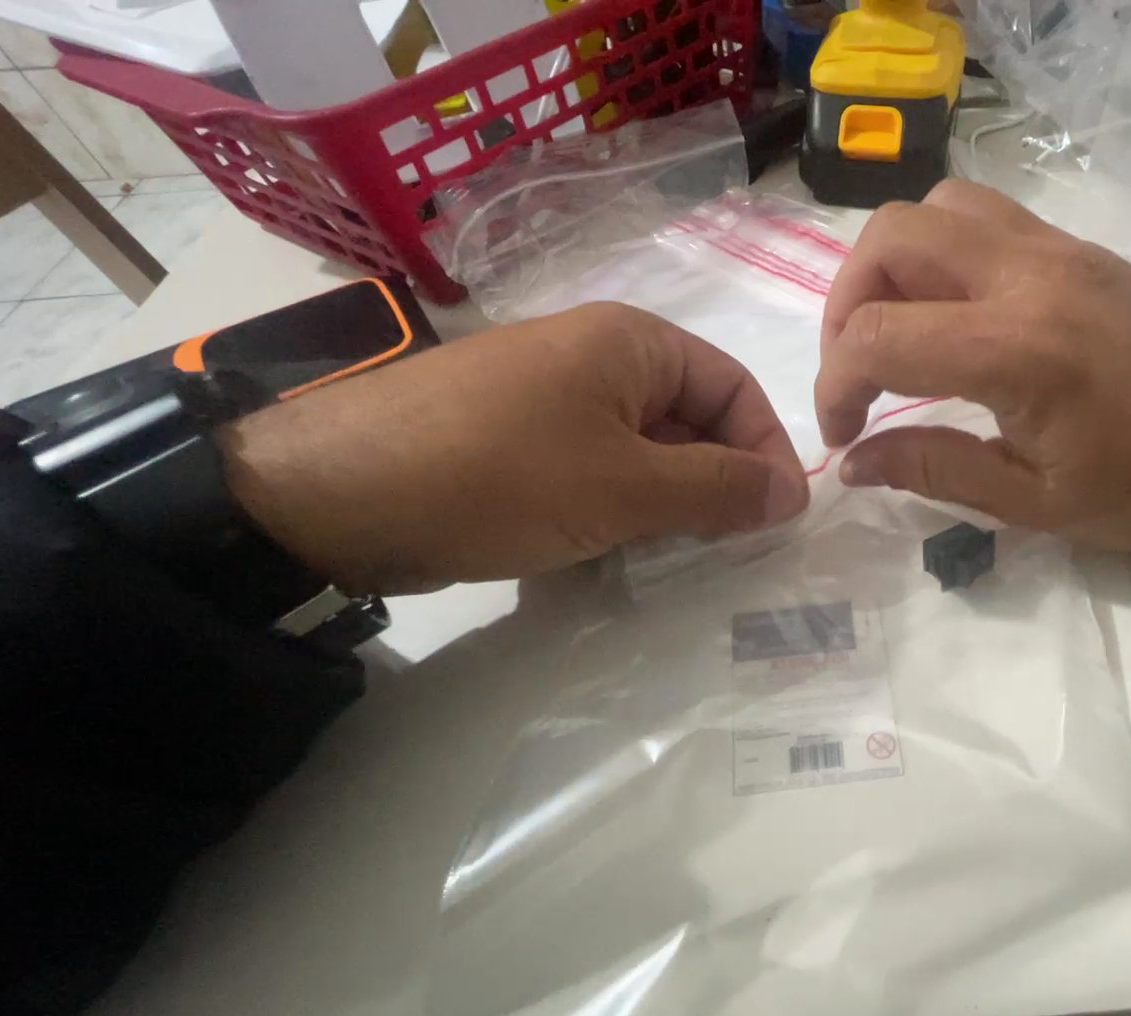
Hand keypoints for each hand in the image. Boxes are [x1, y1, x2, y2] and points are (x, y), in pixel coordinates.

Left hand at [218, 302, 809, 594]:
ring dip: (670, 503)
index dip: (766, 450)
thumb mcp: (627, 486)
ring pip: (646, 452)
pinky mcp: (521, 442)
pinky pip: (599, 470)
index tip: (779, 518)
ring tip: (674, 555)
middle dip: (718, 483)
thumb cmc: (502, 474)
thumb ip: (719, 489)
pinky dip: (622, 509)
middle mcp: (597, 359)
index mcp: (632, 343)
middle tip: (730, 548)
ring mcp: (554, 401)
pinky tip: (617, 551)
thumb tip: (794, 494)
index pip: (734, 388)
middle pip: (692, 419)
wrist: (336, 495)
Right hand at [816, 180, 1130, 554]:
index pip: (877, 336)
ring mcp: (1059, 250)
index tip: (845, 434)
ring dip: (892, 267)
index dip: (835, 387)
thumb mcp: (1030, 502)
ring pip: (936, 209)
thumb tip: (853, 462)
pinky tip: (954, 317)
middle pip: (891, 239)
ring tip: (900, 334)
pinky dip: (941, 255)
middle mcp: (1031, 277)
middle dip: (845, 306)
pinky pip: (984, 218)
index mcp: (1018, 351)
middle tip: (859, 372)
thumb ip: (931, 470)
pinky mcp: (1079, 248)